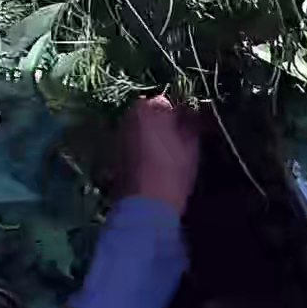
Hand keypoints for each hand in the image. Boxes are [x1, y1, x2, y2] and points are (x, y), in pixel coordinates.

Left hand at [121, 95, 198, 213]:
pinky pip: (132, 141)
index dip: (181, 116)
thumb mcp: (191, 144)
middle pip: (151, 113)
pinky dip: (141, 147)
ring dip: (152, 135)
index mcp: (149, 108)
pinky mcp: (114, 151)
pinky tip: (152, 163)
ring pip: (141, 128)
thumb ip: (192, 121)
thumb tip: (192, 110)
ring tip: (165, 155)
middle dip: (163, 123)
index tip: (189, 131)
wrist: (145, 205)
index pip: (168, 102)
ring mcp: (119, 133)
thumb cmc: (173, 170)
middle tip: (178, 143)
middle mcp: (129, 115)